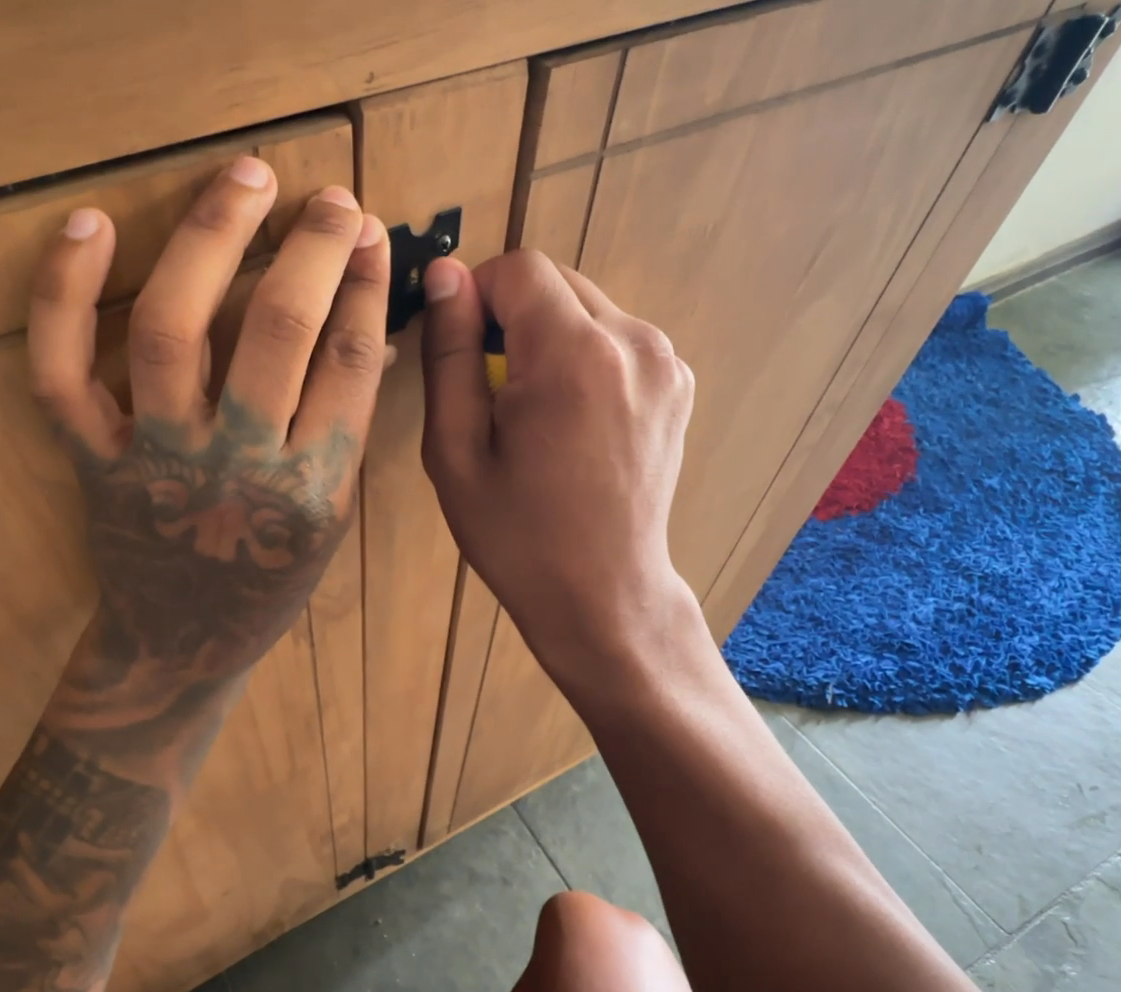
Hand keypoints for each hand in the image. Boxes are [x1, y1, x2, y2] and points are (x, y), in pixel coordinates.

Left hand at [30, 157, 390, 684]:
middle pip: (277, 331)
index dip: (363, 282)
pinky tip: (89, 225)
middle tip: (326, 196)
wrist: (179, 645)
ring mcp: (155, 462)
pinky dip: (62, 294)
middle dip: (310, 247)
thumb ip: (346, 427)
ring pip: (173, 329)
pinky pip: (61, 371)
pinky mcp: (92, 461)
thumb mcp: (331, 518)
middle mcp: (236, 469)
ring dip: (210, 238)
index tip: (367, 230)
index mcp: (312, 490)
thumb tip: (364, 324)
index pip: (349, 360)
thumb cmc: (265, 583)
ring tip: (245, 176)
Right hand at [419, 250, 695, 681]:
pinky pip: (615, 338)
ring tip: (533, 411)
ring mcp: (666, 362)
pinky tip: (571, 420)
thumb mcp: (455, 450)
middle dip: (511, 317)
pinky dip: (583, 358)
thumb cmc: (517, 534)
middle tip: (491, 391)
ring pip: (586, 307)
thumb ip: (450, 353)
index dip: (475, 298)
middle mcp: (634, 341)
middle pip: (555, 281)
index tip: (461, 353)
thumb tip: (443, 275)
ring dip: (547, 337)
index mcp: (574, 356)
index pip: (517, 269)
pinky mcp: (678, 382)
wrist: (602, 594)